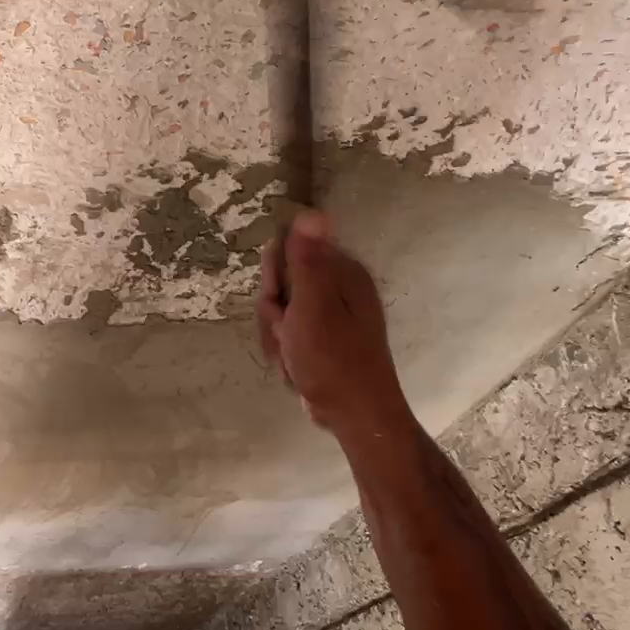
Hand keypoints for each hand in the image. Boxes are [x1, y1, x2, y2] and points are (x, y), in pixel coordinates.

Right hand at [258, 211, 410, 432]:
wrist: (356, 417)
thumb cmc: (334, 362)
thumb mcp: (312, 308)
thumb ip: (306, 262)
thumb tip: (312, 212)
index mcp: (342, 273)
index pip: (289, 250)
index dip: (274, 278)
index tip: (278, 303)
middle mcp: (338, 287)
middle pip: (280, 281)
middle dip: (273, 312)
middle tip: (286, 334)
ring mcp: (330, 313)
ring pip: (278, 309)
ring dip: (276, 334)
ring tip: (292, 355)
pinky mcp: (322, 336)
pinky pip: (287, 330)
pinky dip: (284, 349)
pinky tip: (295, 365)